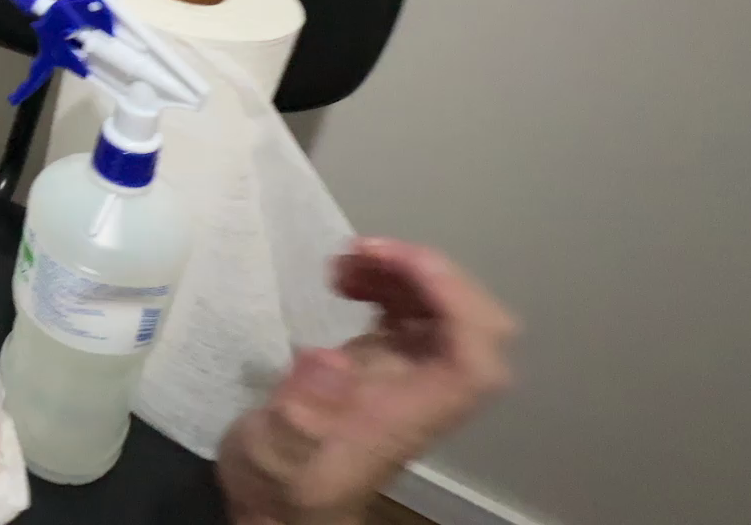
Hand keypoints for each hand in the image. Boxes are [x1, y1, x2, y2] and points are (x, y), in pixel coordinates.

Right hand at [218, 238, 517, 524]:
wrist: (278, 512)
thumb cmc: (276, 487)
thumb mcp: (275, 454)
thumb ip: (301, 414)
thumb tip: (331, 356)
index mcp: (408, 413)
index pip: (474, 355)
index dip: (452, 298)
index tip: (390, 257)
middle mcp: (420, 392)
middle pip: (475, 329)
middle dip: (428, 276)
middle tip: (358, 251)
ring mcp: (405, 379)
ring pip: (444, 316)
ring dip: (403, 275)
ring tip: (342, 262)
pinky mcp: (381, 369)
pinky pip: (410, 318)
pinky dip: (386, 287)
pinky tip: (344, 282)